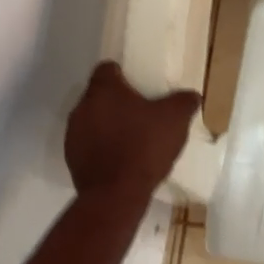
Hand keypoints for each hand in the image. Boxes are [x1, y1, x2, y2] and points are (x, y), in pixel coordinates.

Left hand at [64, 62, 201, 206]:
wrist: (116, 194)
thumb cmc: (145, 146)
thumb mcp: (176, 119)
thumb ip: (184, 101)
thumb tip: (191, 95)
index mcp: (104, 90)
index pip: (106, 69)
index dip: (122, 73)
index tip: (138, 82)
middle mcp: (82, 107)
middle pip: (99, 95)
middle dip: (117, 101)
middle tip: (141, 111)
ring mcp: (74, 135)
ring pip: (92, 120)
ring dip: (108, 124)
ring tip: (133, 137)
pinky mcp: (72, 160)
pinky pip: (89, 145)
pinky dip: (103, 147)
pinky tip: (122, 159)